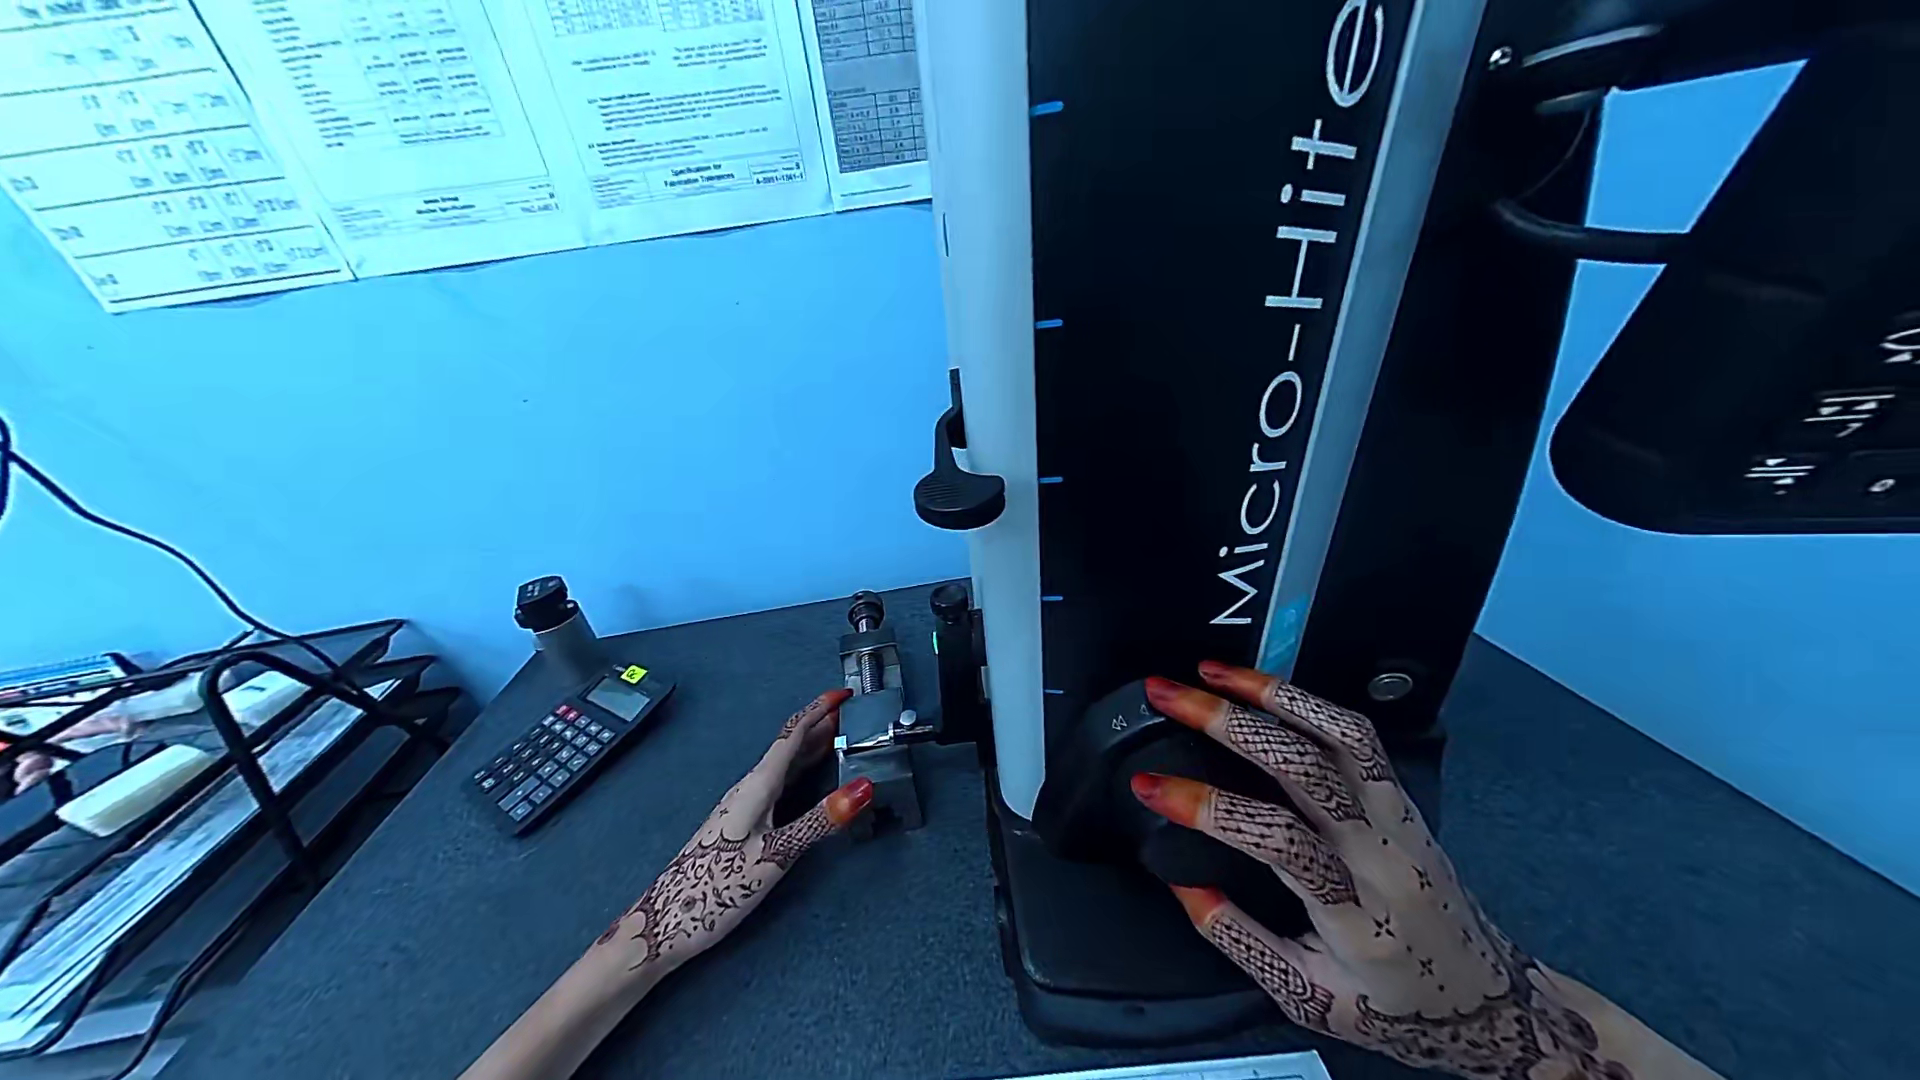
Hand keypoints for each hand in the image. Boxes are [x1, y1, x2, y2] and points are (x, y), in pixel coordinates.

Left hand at [460, 688, 874, 1079]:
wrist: (662, 927)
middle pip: (789, 744)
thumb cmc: (717, 888)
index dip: (819, 709)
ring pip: (784, 763)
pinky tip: (809, 777)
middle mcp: (750, 787)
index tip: (845, 691)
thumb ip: (820, 820)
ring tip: (838, 735)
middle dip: (820, 723)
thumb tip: (866, 785)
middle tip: (852, 712)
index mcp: (758, 785)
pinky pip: (779, 781)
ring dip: (812, 745)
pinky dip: (801, 769)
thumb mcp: (776, 855)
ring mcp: (743, 804)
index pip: (793, 734)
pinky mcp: (741, 822)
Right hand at [1133, 663, 1713, 1079]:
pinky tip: (1262, 687)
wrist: (1495, 1005)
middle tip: (1168, 695)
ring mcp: (1397, 816)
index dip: (1208, 807)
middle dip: (1226, 721)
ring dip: (1269, 693)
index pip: (1277, 840)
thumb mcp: (1309, 999)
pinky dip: (1303, 700)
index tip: (1151, 787)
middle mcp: (1381, 853)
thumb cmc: (1394, 1006)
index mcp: (1356, 912)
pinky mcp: (1401, 796)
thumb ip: (1240, 940)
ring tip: (1213, 671)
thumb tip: (1184, 883)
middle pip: (1305, 766)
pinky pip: (1356, 734)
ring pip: (1339, 733)